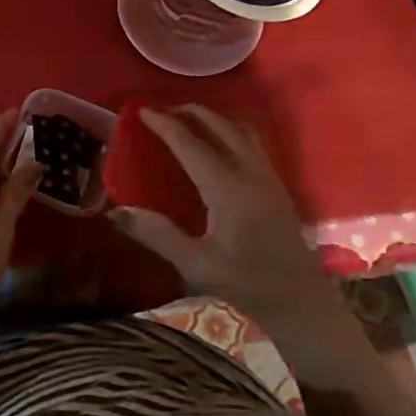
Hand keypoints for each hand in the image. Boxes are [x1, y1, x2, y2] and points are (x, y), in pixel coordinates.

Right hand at [108, 105, 334, 318]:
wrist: (301, 305)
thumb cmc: (246, 286)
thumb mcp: (195, 265)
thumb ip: (156, 234)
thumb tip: (115, 211)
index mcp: (229, 190)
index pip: (192, 145)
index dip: (165, 125)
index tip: (141, 111)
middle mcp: (252, 176)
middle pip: (222, 127)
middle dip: (192, 113)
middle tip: (162, 110)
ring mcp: (270, 180)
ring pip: (243, 132)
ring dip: (214, 119)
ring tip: (188, 121)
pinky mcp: (277, 189)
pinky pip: (253, 145)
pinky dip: (229, 132)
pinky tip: (216, 146)